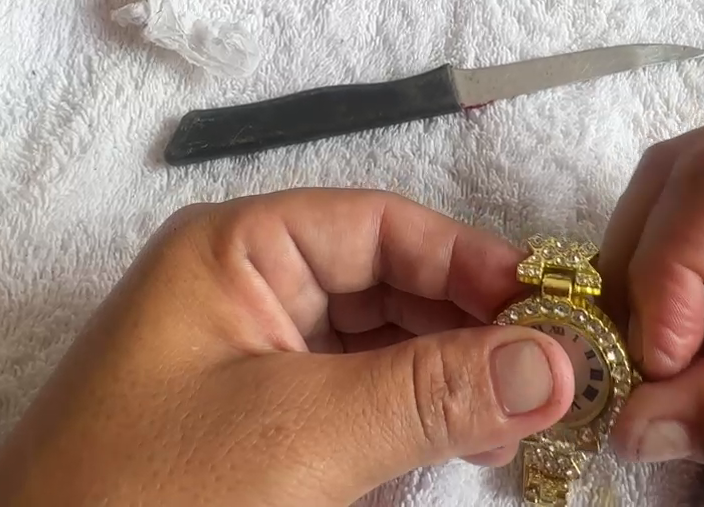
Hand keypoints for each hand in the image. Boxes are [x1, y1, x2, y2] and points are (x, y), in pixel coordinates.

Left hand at [0, 189, 573, 506]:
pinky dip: (410, 410)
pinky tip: (465, 435)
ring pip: (375, 336)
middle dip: (463, 320)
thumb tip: (554, 362)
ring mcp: (251, 347)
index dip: (464, 257)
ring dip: (446, 369)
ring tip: (523, 408)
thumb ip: (429, 393)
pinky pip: (353, 389)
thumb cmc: (150, 498)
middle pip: (382, 277)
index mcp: (237, 245)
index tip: (546, 303)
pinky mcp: (257, 411)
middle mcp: (246, 280)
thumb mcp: (298, 437)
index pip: (376, 225)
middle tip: (550, 366)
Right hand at [599, 99, 703, 505]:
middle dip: (649, 264)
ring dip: (652, 280)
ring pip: (684, 200)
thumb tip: (627, 422)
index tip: (654, 359)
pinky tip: (686, 359)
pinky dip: (677, 299)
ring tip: (656, 367)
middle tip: (633, 362)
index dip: (672, 257)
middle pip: (695, 173)